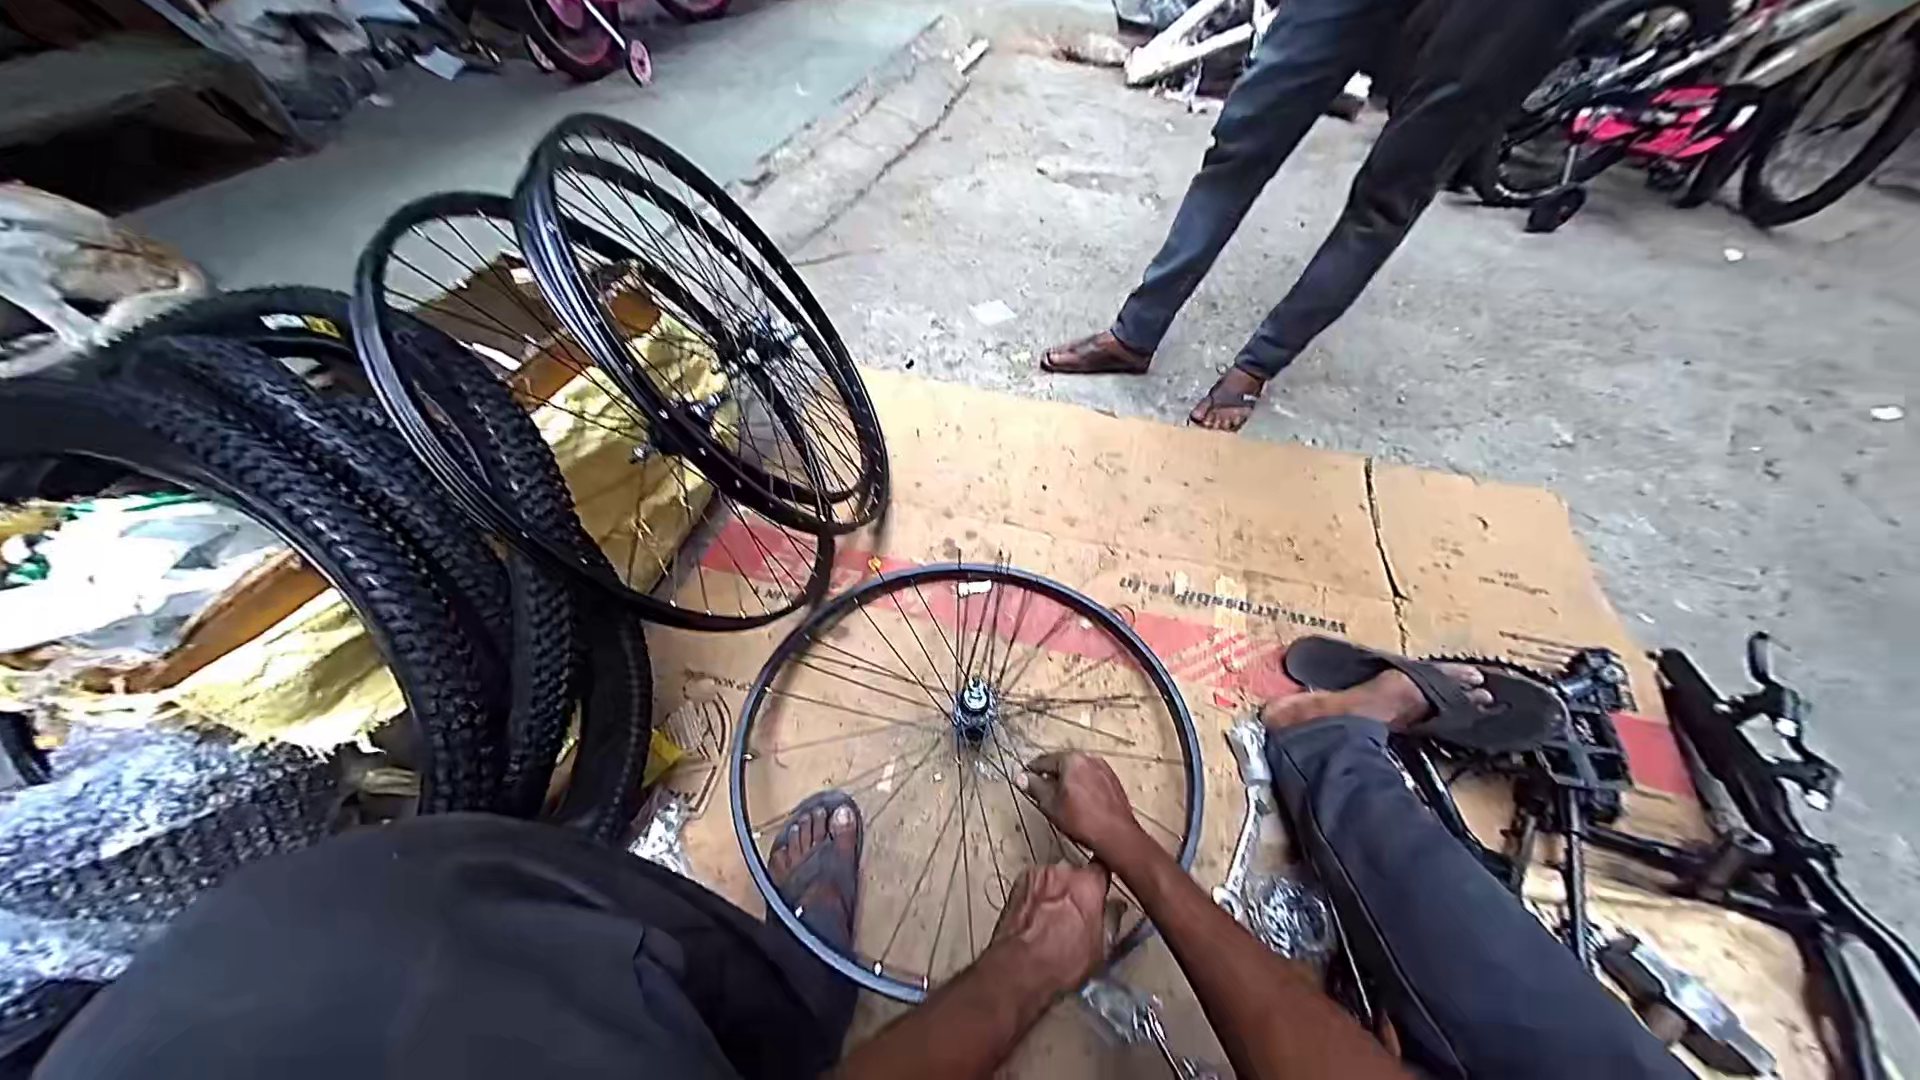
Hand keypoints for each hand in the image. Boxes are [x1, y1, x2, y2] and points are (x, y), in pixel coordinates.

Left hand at [990, 861, 1110, 996]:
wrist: (1022, 965)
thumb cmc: (1063, 962)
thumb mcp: (1100, 948)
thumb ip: (1111, 919)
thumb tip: (1116, 907)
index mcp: (1088, 883)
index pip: (1101, 869)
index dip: (1100, 883)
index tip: (1100, 893)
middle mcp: (1064, 871)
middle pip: (1075, 874)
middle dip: (1075, 890)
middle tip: (1074, 914)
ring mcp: (1039, 873)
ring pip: (1053, 878)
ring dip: (1055, 891)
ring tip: (1051, 918)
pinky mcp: (1019, 880)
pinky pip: (1034, 883)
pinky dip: (1036, 894)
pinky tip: (1035, 916)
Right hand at [1018, 751, 1144, 859]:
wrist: (1117, 836)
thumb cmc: (1083, 821)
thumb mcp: (1051, 805)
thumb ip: (1035, 787)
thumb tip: (1021, 777)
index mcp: (1071, 760)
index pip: (1045, 760)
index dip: (1033, 771)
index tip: (1027, 778)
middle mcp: (1088, 758)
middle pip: (1063, 763)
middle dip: (1052, 775)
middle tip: (1043, 790)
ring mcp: (1103, 769)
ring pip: (1078, 770)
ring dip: (1069, 780)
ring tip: (1062, 799)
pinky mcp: (1113, 781)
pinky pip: (1092, 778)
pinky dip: (1083, 785)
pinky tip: (1081, 802)